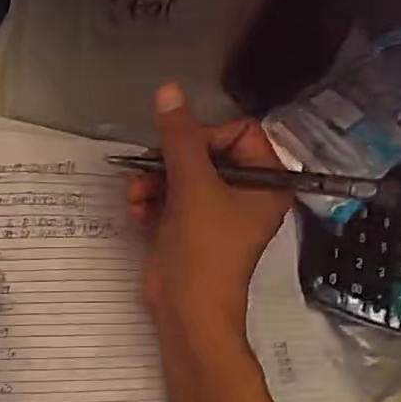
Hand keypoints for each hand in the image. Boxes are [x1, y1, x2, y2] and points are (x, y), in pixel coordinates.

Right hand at [128, 82, 293, 337]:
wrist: (187, 311)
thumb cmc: (203, 250)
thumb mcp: (192, 188)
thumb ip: (179, 138)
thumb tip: (168, 90)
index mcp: (265, 181)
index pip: (238, 133)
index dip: (205, 137)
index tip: (180, 153)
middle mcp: (244, 192)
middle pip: (204, 152)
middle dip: (170, 162)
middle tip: (148, 170)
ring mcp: (214, 211)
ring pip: (181, 175)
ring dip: (153, 181)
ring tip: (135, 197)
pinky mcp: (188, 227)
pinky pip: (169, 198)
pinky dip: (151, 201)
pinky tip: (136, 211)